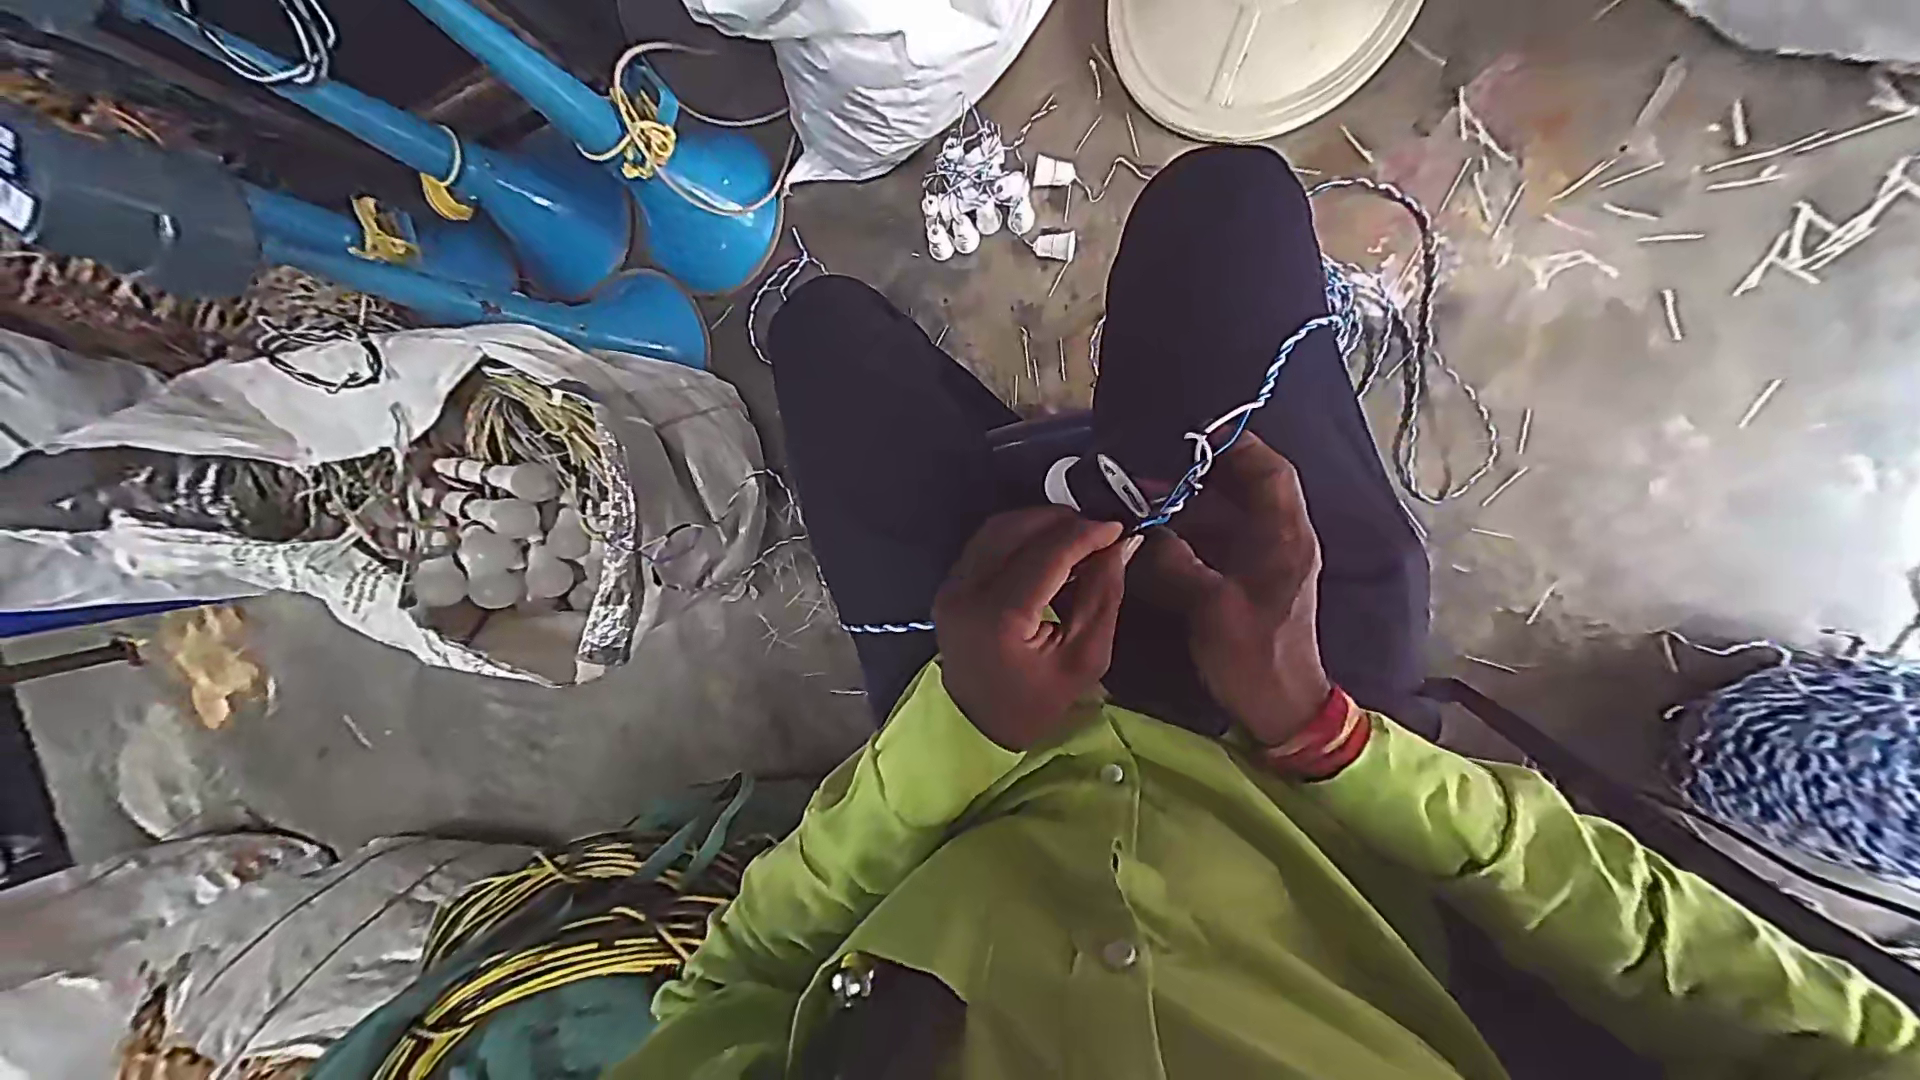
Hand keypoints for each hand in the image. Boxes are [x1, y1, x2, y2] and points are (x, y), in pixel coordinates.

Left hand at [934, 507, 1135, 749]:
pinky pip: (986, 542)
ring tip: (1076, 536)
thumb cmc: (1035, 702)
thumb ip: (1102, 595)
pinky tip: (1046, 547)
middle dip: (1062, 521)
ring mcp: (950, 585)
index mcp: (999, 616)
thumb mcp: (1084, 659)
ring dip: (1039, 522)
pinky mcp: (948, 584)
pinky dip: (1018, 534)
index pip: (1046, 553)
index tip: (1117, 529)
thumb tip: (1119, 545)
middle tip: (1098, 532)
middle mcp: (965, 591)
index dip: (1085, 534)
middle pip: (1016, 528)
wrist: (977, 725)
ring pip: (997, 528)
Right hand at [1136, 434, 1331, 745]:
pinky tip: (1153, 529)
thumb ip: (1176, 563)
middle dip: (1198, 474)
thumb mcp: (1211, 607)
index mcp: (1284, 539)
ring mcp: (1258, 558)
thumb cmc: (1254, 655)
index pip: (1270, 473)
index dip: (1238, 446)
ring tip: (1142, 494)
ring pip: (1223, 514)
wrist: (1278, 705)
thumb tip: (1143, 531)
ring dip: (1186, 504)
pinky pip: (1212, 539)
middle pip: (1242, 488)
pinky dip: (1184, 530)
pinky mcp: (1241, 576)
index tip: (1196, 433)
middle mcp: (1276, 539)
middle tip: (1152, 465)